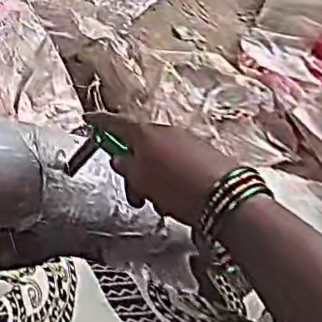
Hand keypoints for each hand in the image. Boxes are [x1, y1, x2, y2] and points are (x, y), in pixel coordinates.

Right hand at [84, 111, 237, 225]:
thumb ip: (125, 167)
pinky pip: (180, 162)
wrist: (233, 201)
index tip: (88, 120)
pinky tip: (178, 198)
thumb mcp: (141, 181)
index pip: (113, 122)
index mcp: (143, 132)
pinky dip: (173, 176)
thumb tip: (120, 160)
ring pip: (160, 155)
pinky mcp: (209, 156)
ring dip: (154, 174)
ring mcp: (189, 141)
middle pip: (138, 143)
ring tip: (159, 201)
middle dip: (133, 167)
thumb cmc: (178, 189)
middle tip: (133, 190)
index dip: (98, 122)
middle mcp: (165, 130)